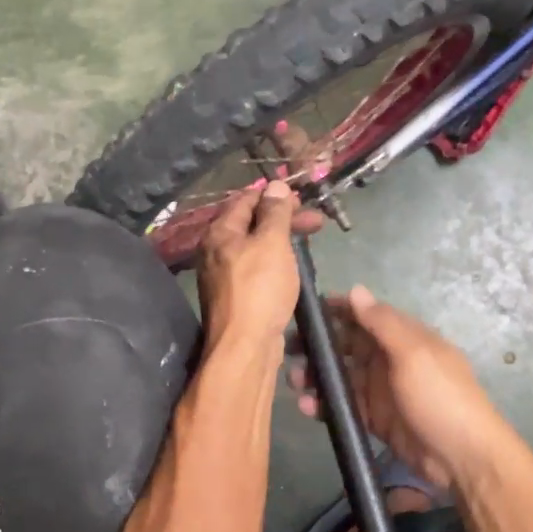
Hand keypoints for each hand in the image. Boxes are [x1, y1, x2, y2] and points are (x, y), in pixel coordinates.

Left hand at [196, 180, 322, 347]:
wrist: (245, 346)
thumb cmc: (259, 289)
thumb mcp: (272, 243)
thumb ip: (275, 213)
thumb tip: (276, 185)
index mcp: (220, 232)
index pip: (245, 199)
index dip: (274, 195)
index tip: (302, 197)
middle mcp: (216, 250)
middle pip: (251, 223)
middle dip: (284, 218)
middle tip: (316, 221)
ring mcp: (224, 274)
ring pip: (255, 246)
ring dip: (282, 239)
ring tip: (310, 240)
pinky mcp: (236, 295)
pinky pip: (256, 267)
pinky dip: (275, 260)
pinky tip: (293, 265)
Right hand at [289, 286, 510, 489]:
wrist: (461, 457)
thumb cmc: (440, 397)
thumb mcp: (414, 354)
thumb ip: (382, 323)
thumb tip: (356, 290)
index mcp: (404, 338)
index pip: (366, 315)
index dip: (338, 310)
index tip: (306, 311)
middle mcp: (390, 359)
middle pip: (348, 345)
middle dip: (319, 345)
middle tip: (288, 349)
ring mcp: (381, 390)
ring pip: (341, 376)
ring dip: (317, 375)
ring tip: (293, 381)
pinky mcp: (374, 418)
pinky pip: (344, 405)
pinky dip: (324, 404)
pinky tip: (307, 406)